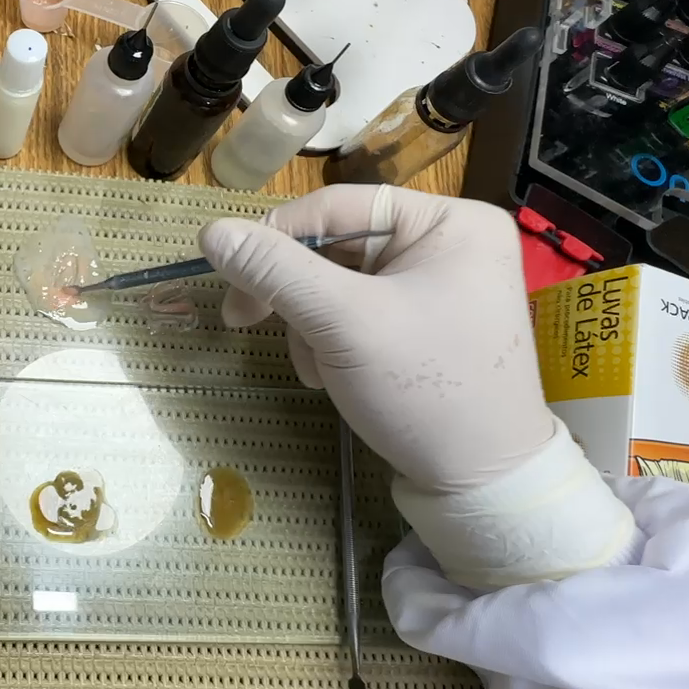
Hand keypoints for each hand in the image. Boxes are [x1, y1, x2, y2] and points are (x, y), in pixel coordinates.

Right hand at [199, 184, 553, 491]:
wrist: (478, 481)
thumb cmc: (423, 389)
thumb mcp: (342, 323)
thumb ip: (275, 271)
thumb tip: (210, 232)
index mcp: (447, 222)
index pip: (334, 207)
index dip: (274, 239)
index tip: (232, 284)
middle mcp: (443, 243)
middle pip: (330, 246)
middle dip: (293, 294)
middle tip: (243, 322)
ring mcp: (430, 285)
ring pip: (330, 283)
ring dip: (306, 325)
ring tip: (318, 368)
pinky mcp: (415, 323)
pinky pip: (346, 312)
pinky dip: (325, 342)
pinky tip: (332, 374)